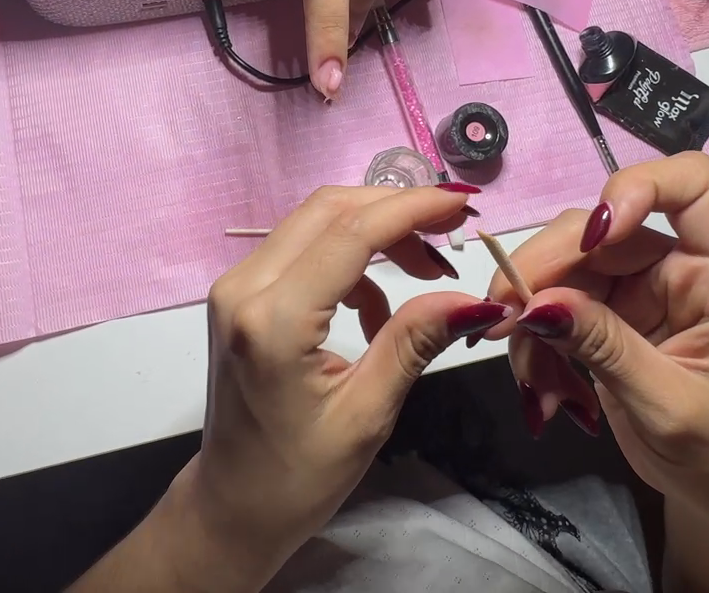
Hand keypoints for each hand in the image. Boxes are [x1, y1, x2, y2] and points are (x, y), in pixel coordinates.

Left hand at [71, 186, 505, 591]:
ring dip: (375, 232)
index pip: (349, 233)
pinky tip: (375, 305)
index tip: (463, 204)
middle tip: (451, 233)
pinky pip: (302, 248)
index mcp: (274, 320)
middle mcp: (244, 286)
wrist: (231, 504)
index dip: (411, 208)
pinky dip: (348, 258)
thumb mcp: (367, 413)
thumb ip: (415, 342)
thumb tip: (477, 299)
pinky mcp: (239, 290)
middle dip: (396, 211)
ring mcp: (235, 283)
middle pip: (328, 210)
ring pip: (314, 222)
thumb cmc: (299, 476)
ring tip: (426, 274)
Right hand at [481, 154, 708, 592]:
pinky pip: (554, 299)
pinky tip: (531, 371)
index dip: (637, 188)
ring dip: (529, 306)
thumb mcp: (671, 410)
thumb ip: (606, 349)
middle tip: (502, 316)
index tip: (591, 236)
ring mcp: (640, 286)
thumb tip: (535, 304)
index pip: (692, 188)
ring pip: (565, 262)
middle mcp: (680, 266)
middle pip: (600, 228)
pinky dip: (533, 331)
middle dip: (545, 266)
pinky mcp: (608, 310)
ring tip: (518, 362)